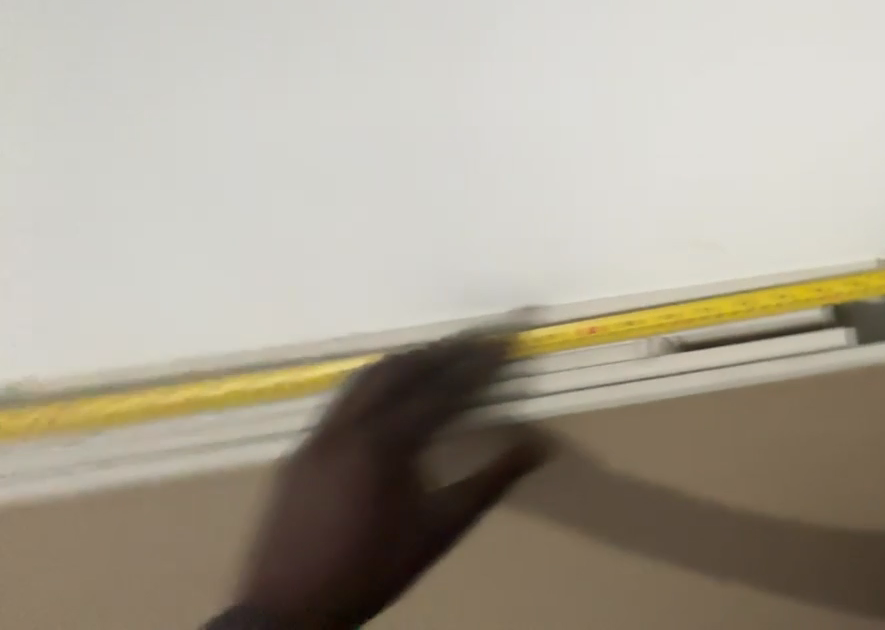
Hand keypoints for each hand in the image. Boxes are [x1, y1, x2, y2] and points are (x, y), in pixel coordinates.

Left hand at [233, 336, 548, 629]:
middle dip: (443, 351)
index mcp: (383, 444)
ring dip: (409, 362)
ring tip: (442, 357)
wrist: (284, 616)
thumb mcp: (442, 527)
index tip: (505, 345)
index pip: (441, 389)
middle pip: (401, 370)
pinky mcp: (300, 454)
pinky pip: (344, 401)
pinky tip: (396, 395)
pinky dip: (379, 384)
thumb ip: (492, 481)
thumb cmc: (372, 568)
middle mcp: (346, 430)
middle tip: (479, 342)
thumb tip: (540, 447)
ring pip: (366, 380)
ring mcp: (317, 440)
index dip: (477, 365)